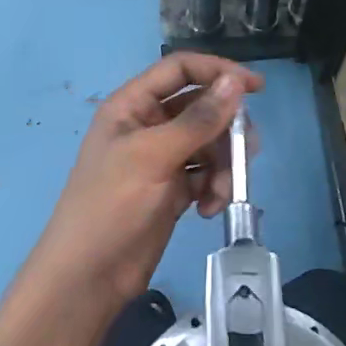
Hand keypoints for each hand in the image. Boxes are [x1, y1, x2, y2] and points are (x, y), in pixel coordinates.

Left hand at [29, 54, 263, 302]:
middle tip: (244, 154)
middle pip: (202, 108)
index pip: (180, 70)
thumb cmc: (111, 205)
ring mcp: (162, 159)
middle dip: (226, 131)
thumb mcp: (153, 156)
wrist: (89, 276)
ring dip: (223, 166)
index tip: (256, 88)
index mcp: (132, 106)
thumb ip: (198, 119)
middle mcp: (149, 126)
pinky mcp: (174, 189)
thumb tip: (236, 82)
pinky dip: (214, 188)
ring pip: (210, 144)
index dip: (218, 72)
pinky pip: (207, 174)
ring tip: (220, 193)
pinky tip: (208, 209)